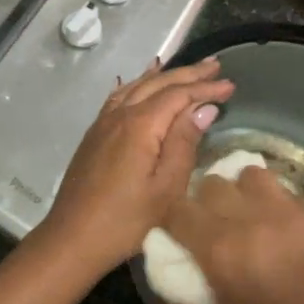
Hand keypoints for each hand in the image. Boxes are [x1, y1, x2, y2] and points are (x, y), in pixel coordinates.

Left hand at [30, 59, 231, 284]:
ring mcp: (103, 122)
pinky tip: (144, 87)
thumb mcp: (166, 189)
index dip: (205, 88)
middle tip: (215, 66)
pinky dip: (139, 85)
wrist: (72, 237)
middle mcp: (119, 114)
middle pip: (157, 84)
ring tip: (187, 72)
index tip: (231, 84)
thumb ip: (184, 144)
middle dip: (188, 74)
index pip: (178, 95)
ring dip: (164, 77)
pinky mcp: (94, 134)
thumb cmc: (125, 221)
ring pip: (137, 86)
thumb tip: (203, 108)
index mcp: (139, 124)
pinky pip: (121, 96)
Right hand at [159, 169, 303, 303]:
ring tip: (254, 223)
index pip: (178, 208)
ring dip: (246, 195)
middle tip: (216, 232)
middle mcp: (254, 220)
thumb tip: (169, 293)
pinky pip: (295, 196)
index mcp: (221, 251)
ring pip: (254, 176)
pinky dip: (286, 211)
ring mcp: (295, 214)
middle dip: (207, 204)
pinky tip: (295, 240)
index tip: (180, 238)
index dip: (173, 221)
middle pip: (213, 183)